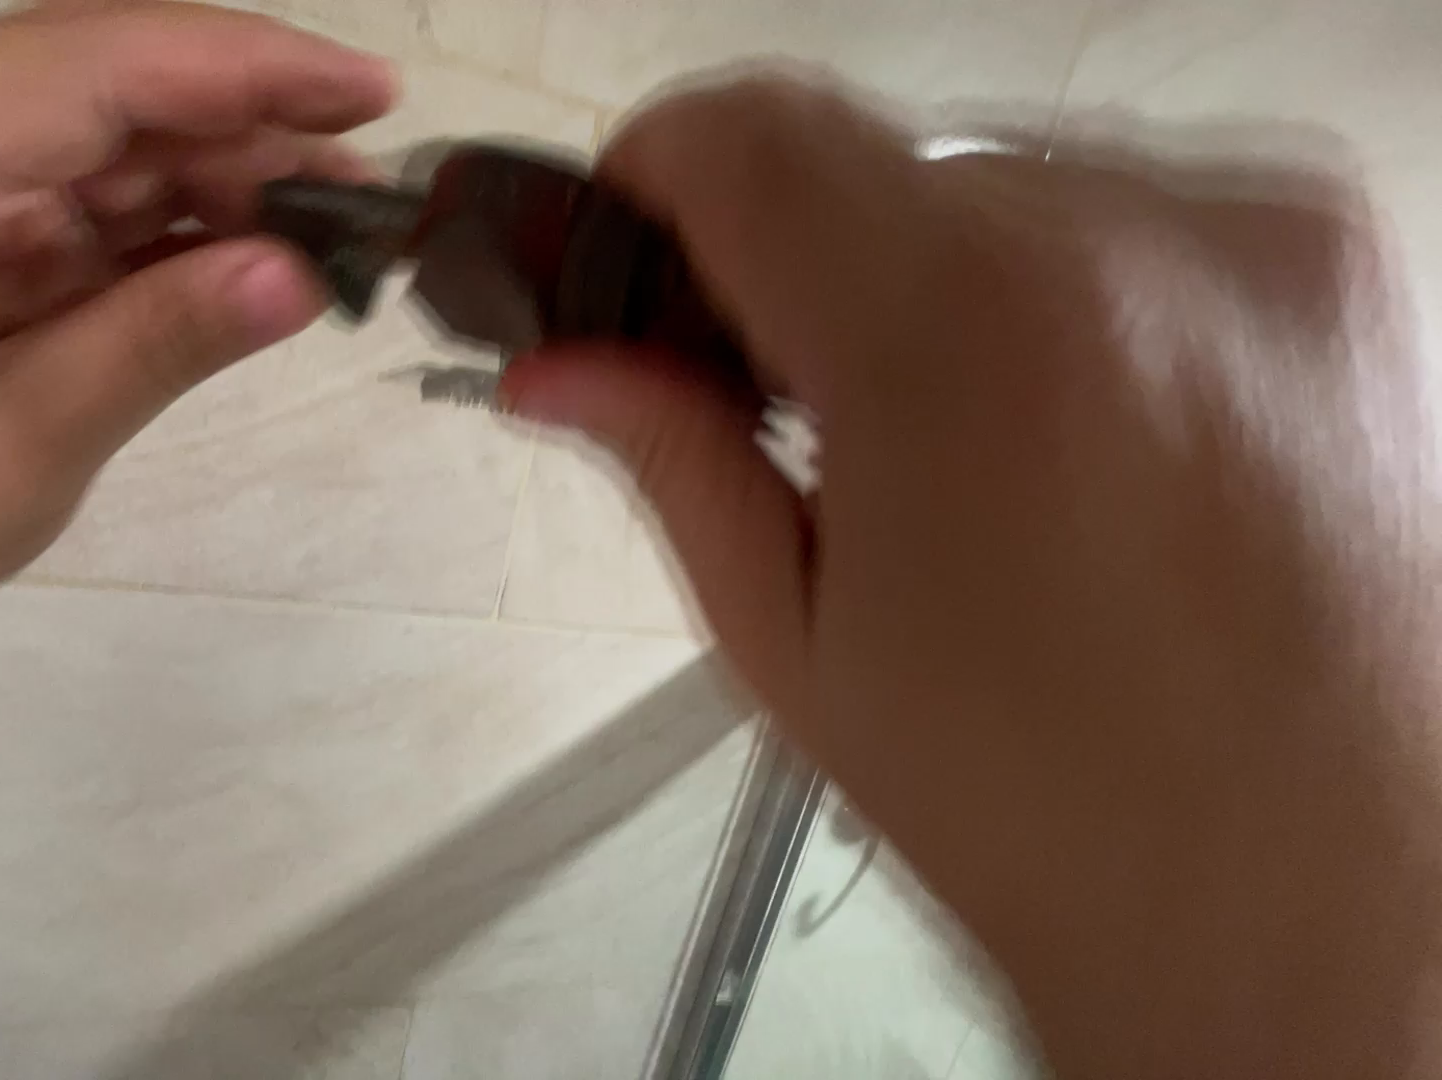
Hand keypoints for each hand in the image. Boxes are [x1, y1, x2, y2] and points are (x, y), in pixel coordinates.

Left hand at [0, 2, 391, 648]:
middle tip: (374, 197)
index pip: (87, 70)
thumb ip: (155, 347)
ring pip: (124, 147)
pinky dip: (197, 232)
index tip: (370, 92)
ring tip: (342, 233)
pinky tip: (266, 260)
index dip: (242, 69)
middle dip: (257, 133)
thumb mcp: (18, 447)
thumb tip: (301, 275)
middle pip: (114, 94)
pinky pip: (110, 207)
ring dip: (238, 183)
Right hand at [502, 77, 1441, 1078]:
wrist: (1334, 912)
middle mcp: (1141, 247)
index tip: (622, 237)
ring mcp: (1264, 235)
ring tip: (885, 424)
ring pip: (963, 182)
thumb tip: (557, 375)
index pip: (749, 142)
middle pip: (851, 161)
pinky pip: (1085, 211)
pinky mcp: (1327, 258)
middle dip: (760, 255)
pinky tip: (1000, 414)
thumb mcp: (783, 633)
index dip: (652, 168)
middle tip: (735, 378)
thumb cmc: (1042, 807)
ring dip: (880, 276)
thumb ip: (665, 456)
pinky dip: (996, 283)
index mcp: (965, 348)